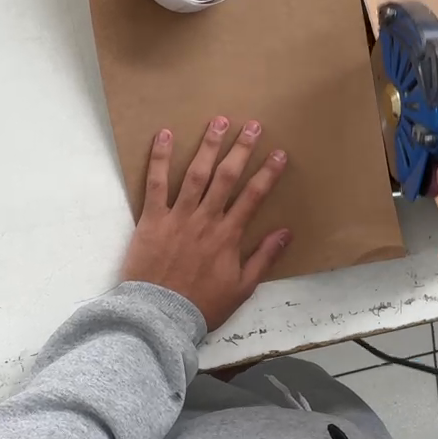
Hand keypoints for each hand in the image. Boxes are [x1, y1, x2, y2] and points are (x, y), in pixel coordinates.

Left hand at [121, 116, 290, 330]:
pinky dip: (160, 158)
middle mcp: (206, 220)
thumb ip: (263, 258)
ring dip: (209, 146)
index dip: (268, 173)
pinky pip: (155, 184)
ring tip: (219, 121)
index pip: (253, 197)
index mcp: (229, 236)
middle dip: (241, 149)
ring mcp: (178, 217)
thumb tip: (285, 232)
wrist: (161, 316)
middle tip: (252, 126)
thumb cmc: (202, 306)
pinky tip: (165, 135)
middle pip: (227, 177)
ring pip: (196, 174)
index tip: (279, 153)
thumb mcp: (242, 288)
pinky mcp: (152, 220)